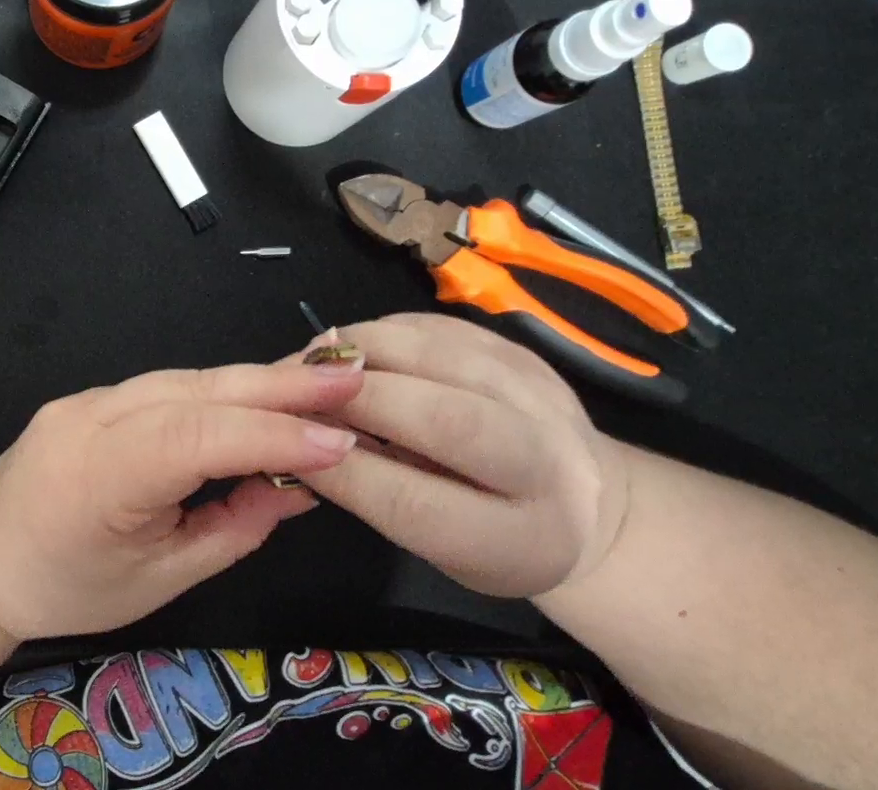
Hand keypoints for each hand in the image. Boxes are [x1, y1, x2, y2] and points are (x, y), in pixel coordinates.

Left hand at [0, 358, 366, 640]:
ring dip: (254, 381)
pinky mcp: (91, 396)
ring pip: (184, 379)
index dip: (272, 435)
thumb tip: (297, 487)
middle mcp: (90, 418)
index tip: (342, 440)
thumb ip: (231, 529)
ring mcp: (86, 399)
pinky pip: (166, 387)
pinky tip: (260, 393)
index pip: (197, 437)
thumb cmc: (65, 586)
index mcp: (99, 475)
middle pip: (195, 390)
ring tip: (321, 383)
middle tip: (351, 378)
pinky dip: (219, 390)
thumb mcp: (157, 579)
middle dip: (277, 384)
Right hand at [299, 313, 631, 599]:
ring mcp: (539, 396)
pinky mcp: (523, 352)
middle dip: (356, 398)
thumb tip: (303, 436)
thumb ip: (377, 494)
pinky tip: (352, 346)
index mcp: (518, 538)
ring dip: (365, 350)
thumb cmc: (495, 542)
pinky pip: (443, 328)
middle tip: (295, 390)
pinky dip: (386, 332)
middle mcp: (543, 465)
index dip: (343, 471)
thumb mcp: (439, 549)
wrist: (589, 507)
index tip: (288, 446)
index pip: (417, 504)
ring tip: (314, 358)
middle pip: (445, 420)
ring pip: (445, 358)